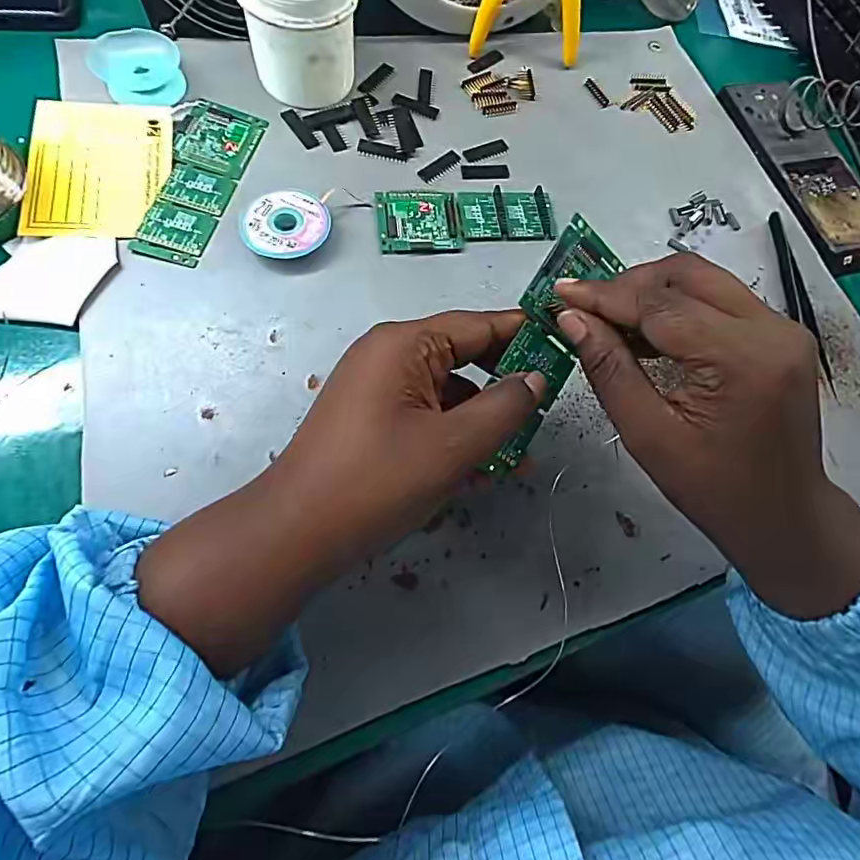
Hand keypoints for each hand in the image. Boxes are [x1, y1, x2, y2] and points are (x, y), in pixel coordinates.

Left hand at [138, 311, 542, 675]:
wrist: (296, 534)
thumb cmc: (378, 480)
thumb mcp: (454, 445)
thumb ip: (505, 407)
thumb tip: (536, 380)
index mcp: (405, 344)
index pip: (479, 325)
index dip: (525, 335)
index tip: (564, 346)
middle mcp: (389, 356)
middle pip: (464, 358)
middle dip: (507, 385)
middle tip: (548, 406)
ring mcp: (378, 390)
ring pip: (448, 394)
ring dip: (484, 421)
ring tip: (522, 455)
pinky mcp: (372, 422)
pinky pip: (426, 418)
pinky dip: (455, 438)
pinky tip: (483, 473)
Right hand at [553, 253, 859, 618]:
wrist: (786, 517)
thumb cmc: (716, 491)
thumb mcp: (649, 436)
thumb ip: (610, 370)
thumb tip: (572, 318)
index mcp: (743, 361)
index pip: (662, 305)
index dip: (606, 295)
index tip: (562, 293)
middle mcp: (772, 331)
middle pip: (687, 276)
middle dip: (629, 285)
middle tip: (585, 308)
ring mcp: (782, 329)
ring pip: (704, 280)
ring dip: (652, 291)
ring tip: (609, 318)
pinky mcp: (780, 334)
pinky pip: (719, 299)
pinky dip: (677, 305)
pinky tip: (647, 330)